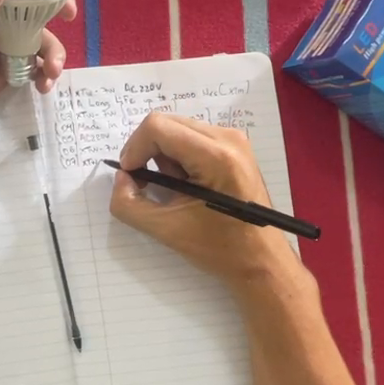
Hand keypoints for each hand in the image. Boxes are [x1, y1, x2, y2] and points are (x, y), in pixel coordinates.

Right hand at [108, 113, 291, 282]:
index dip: (134, 149)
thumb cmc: (220, 248)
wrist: (263, 261)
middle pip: (166, 123)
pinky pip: (190, 136)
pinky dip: (177, 156)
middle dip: (147, 151)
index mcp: (216, 156)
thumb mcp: (164, 230)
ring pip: (176, 129)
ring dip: (162, 156)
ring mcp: (234, 139)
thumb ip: (128, 203)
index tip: (131, 177)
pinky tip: (187, 183)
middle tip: (148, 185)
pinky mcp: (234, 145)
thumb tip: (121, 177)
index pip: (157, 127)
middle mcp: (228, 138)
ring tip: (173, 188)